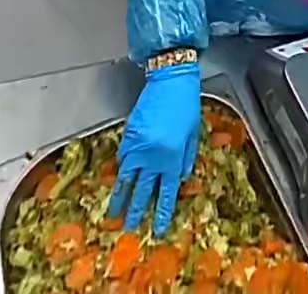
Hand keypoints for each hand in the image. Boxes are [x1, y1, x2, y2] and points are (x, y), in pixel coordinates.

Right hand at [107, 62, 199, 233]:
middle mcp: (153, 156)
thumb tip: (180, 178)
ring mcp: (138, 146)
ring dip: (120, 196)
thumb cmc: (186, 104)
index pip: (166, 192)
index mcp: (172, 157)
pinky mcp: (128, 135)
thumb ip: (186, 157)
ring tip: (114, 212)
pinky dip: (121, 169)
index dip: (161, 211)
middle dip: (135, 210)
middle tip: (129, 227)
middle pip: (143, 190)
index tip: (156, 227)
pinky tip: (120, 177)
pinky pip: (123, 158)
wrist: (170, 80)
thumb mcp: (193, 132)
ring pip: (127, 178)